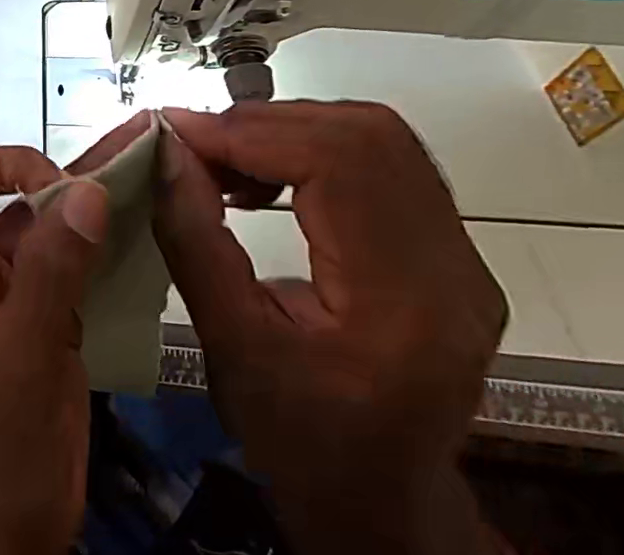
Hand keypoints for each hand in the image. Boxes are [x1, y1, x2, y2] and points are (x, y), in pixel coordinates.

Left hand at [0, 123, 147, 554]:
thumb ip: (52, 272)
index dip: (5, 166)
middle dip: (67, 177)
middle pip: (12, 201)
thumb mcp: (20, 356)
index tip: (63, 190)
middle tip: (136, 146)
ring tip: (152, 173)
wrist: (1, 538)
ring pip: (49, 234)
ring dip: (94, 208)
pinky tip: (147, 233)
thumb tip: (86, 190)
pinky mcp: (42, 323)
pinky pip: (72, 271)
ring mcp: (8, 297)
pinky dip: (104, 252)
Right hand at [157, 102, 509, 554]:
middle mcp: (453, 267)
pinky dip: (305, 150)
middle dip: (263, 123)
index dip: (248, 134)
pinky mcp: (441, 252)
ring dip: (283, 131)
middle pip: (368, 137)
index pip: (341, 166)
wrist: (379, 499)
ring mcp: (458, 256)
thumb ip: (194, 240)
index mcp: (405, 302)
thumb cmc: (298, 438)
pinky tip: (255, 177)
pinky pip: (376, 166)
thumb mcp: (229, 344)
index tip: (172, 133)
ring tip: (215, 157)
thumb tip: (165, 152)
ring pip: (376, 140)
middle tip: (190, 144)